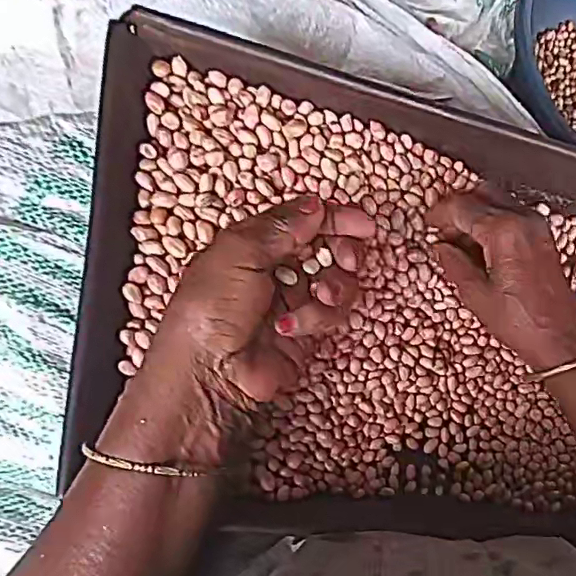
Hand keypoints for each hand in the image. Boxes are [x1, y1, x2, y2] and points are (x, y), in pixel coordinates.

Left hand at [150, 195, 372, 406]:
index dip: (336, 219)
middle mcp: (279, 268)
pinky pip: (332, 315)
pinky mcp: (308, 329)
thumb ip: (281, 227)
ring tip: (318, 297)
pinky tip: (292, 328)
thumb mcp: (239, 253)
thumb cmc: (210, 308)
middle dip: (344, 252)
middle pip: (330, 249)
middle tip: (347, 259)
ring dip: (335, 288)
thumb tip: (315, 205)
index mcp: (257, 242)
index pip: (306, 220)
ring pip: (338, 282)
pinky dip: (317, 318)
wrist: (211, 370)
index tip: (364, 224)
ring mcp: (296, 300)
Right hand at [425, 187, 575, 372]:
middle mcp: (524, 220)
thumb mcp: (477, 296)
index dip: (439, 214)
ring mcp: (537, 226)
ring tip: (460, 244)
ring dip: (476, 215)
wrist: (560, 338)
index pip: (462, 207)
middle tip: (441, 234)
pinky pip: (513, 215)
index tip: (428, 226)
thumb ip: (455, 265)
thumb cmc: (521, 323)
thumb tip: (441, 247)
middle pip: (481, 195)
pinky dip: (494, 222)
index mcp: (504, 231)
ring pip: (497, 202)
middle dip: (457, 210)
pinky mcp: (544, 237)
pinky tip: (483, 249)